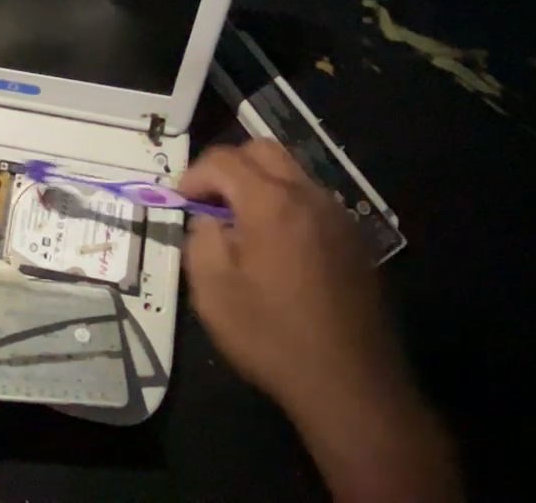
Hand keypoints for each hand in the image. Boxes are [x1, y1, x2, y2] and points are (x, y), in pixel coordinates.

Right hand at [181, 137, 459, 502]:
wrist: (351, 384)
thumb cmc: (272, 336)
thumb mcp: (212, 291)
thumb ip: (200, 238)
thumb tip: (209, 219)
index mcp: (270, 202)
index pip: (223, 160)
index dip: (193, 174)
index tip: (180, 200)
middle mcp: (308, 195)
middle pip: (262, 150)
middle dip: (229, 165)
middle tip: (210, 200)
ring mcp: (338, 215)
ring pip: (292, 172)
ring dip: (260, 182)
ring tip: (242, 223)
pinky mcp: (355, 239)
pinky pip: (313, 200)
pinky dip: (287, 204)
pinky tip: (278, 246)